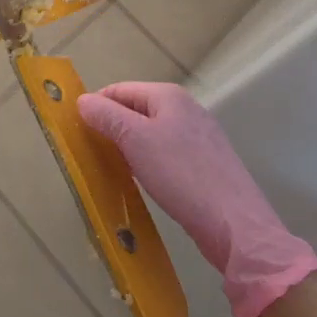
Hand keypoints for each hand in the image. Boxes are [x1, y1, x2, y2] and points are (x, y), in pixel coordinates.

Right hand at [78, 82, 316, 316]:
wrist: (237, 227)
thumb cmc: (181, 175)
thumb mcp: (135, 140)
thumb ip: (106, 116)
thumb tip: (82, 101)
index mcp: (169, 96)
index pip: (120, 89)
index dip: (97, 106)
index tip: (79, 131)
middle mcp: (187, 109)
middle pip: (137, 110)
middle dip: (114, 128)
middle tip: (95, 152)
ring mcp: (202, 137)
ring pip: (153, 133)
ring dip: (132, 147)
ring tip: (118, 169)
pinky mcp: (209, 164)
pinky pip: (169, 153)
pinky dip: (152, 162)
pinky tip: (148, 182)